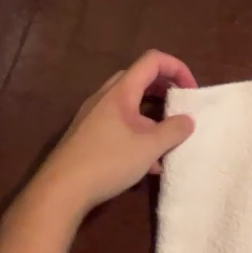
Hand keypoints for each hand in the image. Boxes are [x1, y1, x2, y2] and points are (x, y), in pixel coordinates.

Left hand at [24, 50, 197, 218]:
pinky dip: (137, 131)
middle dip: (164, 88)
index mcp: (121, 92)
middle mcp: (105, 97)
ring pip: (129, 102)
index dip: (177, 68)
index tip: (191, 91)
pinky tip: (147, 163)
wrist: (60, 191)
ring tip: (167, 138)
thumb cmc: (106, 163)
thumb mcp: (148, 148)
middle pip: (139, 78)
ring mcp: (93, 115)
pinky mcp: (87, 134)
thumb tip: (188, 120)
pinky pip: (118, 122)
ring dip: (151, 114)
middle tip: (180, 105)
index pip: (152, 61)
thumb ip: (173, 131)